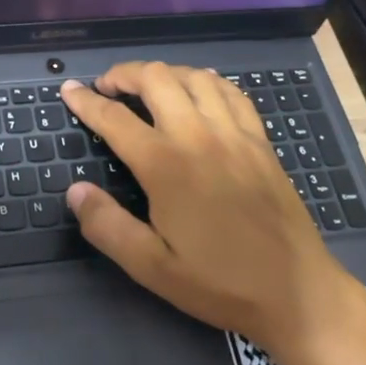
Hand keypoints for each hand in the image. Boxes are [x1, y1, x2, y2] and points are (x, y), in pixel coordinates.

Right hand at [60, 64, 365, 355]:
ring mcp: (235, 134)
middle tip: (106, 87)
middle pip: (156, 79)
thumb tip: (75, 190)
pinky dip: (207, 80)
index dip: (86, 101)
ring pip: (195, 76)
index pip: (115, 119)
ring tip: (147, 86)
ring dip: (164, 72)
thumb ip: (107, 226)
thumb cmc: (219, 283)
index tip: (69, 91)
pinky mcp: (261, 141)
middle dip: (124, 74)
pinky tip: (199, 88)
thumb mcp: (151, 268)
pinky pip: (231, 92)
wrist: (296, 292)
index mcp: (166, 166)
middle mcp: (199, 136)